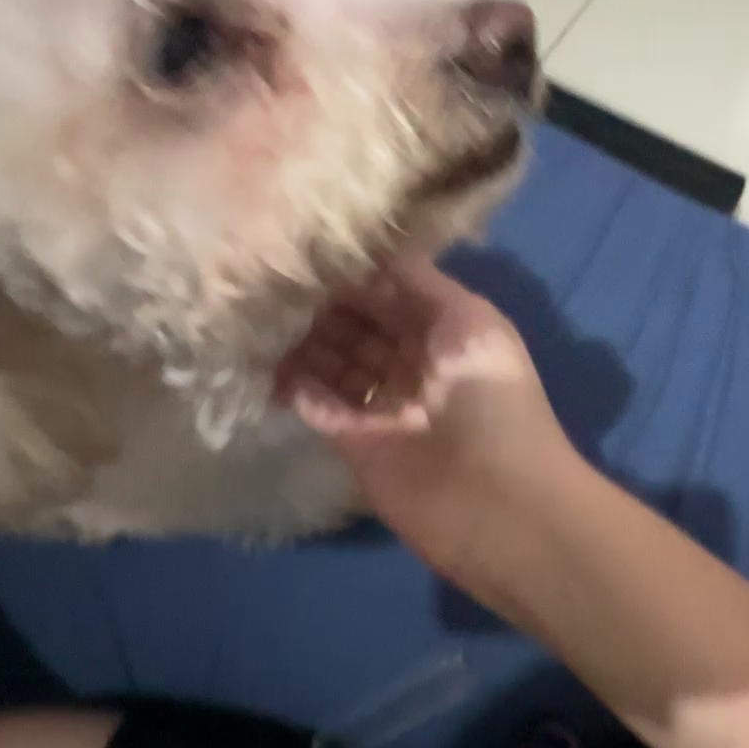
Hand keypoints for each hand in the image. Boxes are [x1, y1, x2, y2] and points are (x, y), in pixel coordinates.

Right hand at [276, 259, 580, 569]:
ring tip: (254, 310)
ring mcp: (386, 404)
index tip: (304, 248)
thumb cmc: (491, 396)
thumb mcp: (471, 321)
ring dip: (302, 340)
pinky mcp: (357, 443)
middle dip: (322, 303)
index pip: (394, 293)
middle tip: (265, 276)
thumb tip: (370, 258)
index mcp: (450, 333)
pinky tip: (261, 358)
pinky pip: (318, 405)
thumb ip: (422, 285)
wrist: (494, 499)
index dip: (356, 273)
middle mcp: (417, 364)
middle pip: (361, 325)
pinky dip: (293, 385)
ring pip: (336, 362)